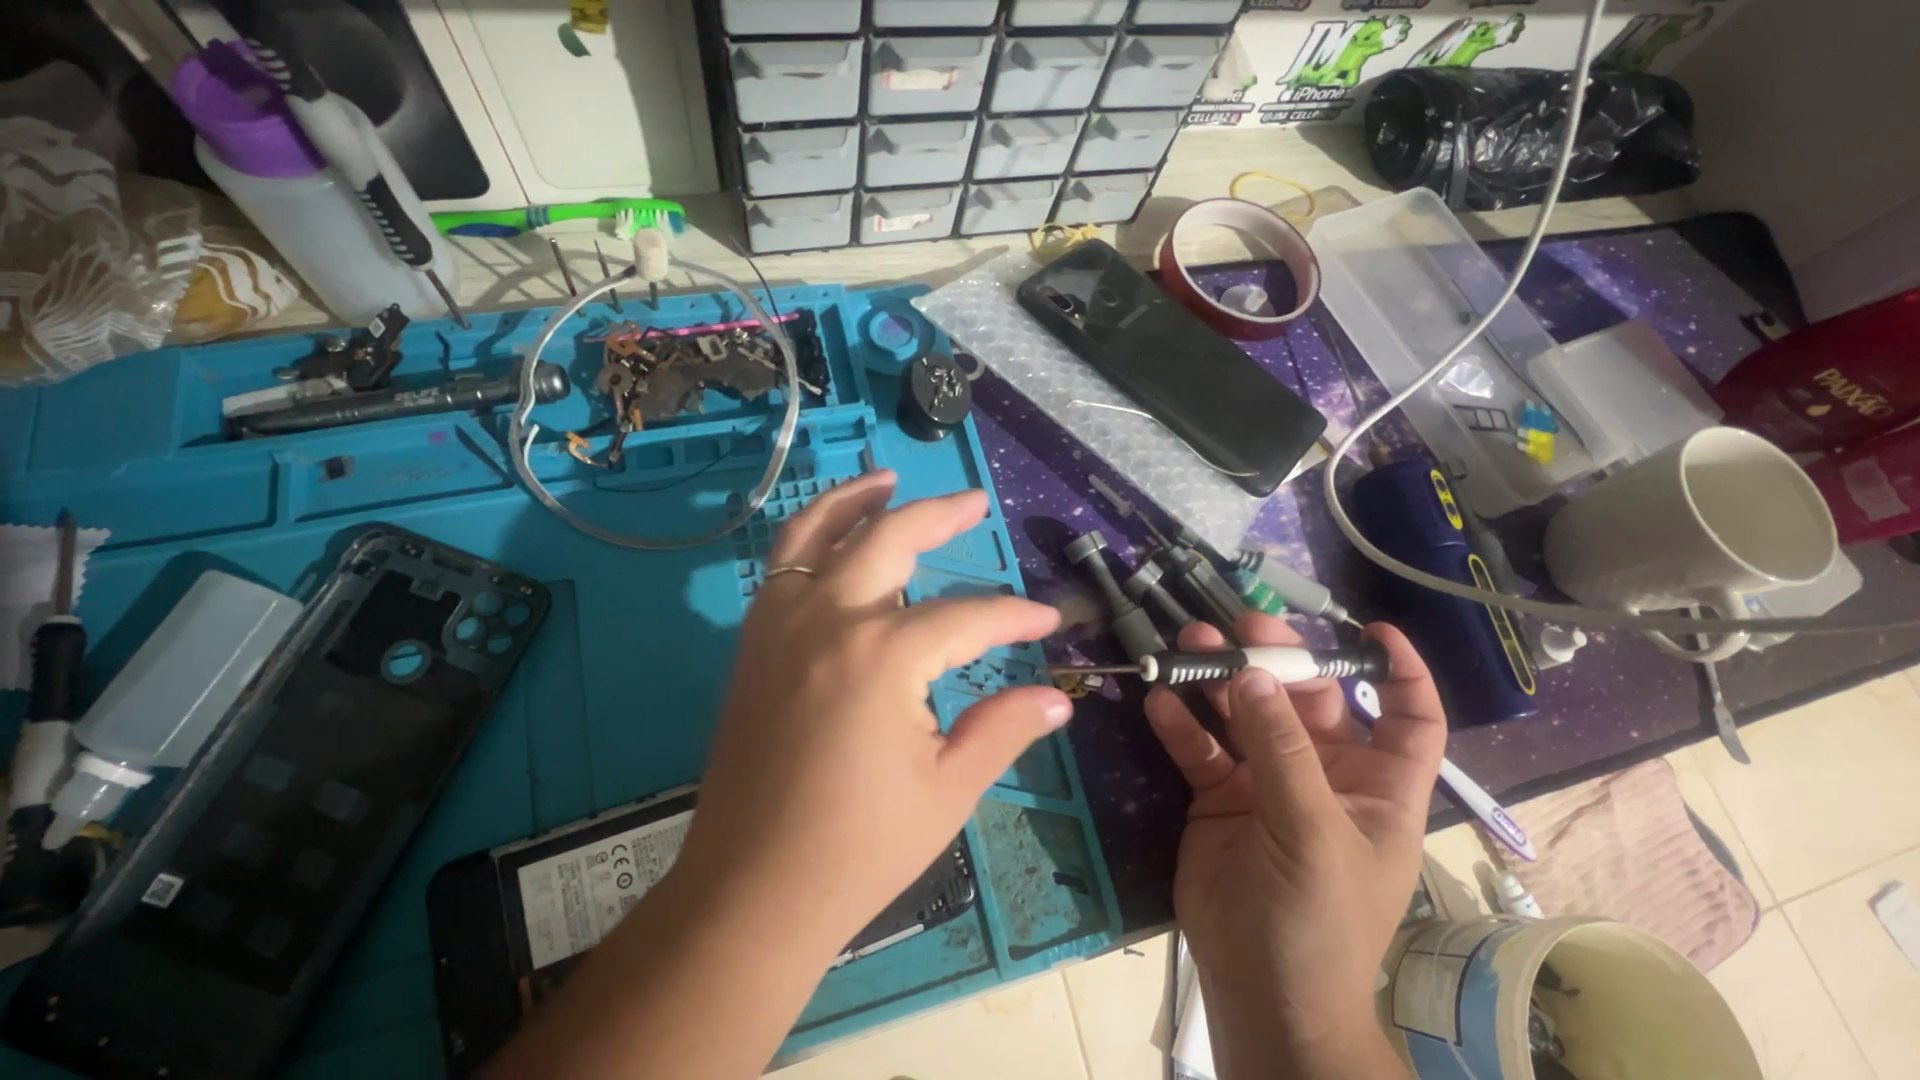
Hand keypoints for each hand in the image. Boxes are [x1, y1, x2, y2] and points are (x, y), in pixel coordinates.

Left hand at [489, 473, 1070, 1079]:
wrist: (752, 887)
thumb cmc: (859, 847)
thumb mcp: (949, 789)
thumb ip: (1005, 728)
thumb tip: (1059, 698)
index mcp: (884, 655)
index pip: (969, 616)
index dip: (1015, 615)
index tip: (1048, 619)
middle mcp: (828, 619)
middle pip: (890, 538)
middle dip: (941, 515)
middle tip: (976, 502)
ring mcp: (780, 625)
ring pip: (817, 534)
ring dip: (857, 501)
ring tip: (889, 479)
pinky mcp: (753, 644)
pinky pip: (781, 567)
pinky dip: (811, 538)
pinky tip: (835, 544)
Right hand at [1145, 614, 1445, 1078]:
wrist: (1261, 992)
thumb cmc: (1319, 919)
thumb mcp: (1313, 832)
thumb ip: (1282, 751)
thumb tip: (1254, 674)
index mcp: (1377, 785)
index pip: (1407, 717)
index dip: (1399, 673)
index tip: (1372, 631)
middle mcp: (1324, 775)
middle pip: (1307, 701)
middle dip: (1277, 661)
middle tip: (1240, 626)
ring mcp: (1266, 784)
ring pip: (1246, 716)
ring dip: (1219, 682)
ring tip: (1189, 645)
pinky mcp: (1219, 798)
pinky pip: (1201, 749)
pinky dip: (1182, 725)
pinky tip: (1161, 701)